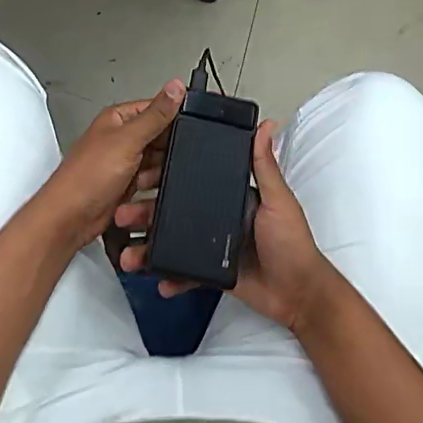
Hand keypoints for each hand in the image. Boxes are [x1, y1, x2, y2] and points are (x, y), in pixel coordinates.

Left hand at [31, 80, 184, 250]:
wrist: (71, 218)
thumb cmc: (85, 177)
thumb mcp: (128, 140)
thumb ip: (155, 115)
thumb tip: (175, 87)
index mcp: (117, 118)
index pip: (154, 108)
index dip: (172, 117)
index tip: (187, 128)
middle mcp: (119, 138)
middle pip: (158, 139)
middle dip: (164, 152)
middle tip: (159, 160)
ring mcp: (123, 162)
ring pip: (156, 164)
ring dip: (155, 173)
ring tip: (141, 179)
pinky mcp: (125, 185)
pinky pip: (149, 183)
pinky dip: (148, 189)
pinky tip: (139, 193)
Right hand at [116, 119, 341, 333]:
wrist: (299, 295)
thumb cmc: (294, 246)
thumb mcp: (279, 201)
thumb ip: (266, 167)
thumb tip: (265, 127)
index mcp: (231, 195)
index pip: (192, 180)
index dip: (164, 177)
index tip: (141, 175)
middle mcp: (219, 217)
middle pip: (174, 210)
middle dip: (146, 212)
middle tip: (124, 214)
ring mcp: (213, 245)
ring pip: (173, 241)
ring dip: (149, 246)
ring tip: (131, 254)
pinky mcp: (212, 271)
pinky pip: (184, 272)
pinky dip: (170, 275)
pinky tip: (156, 278)